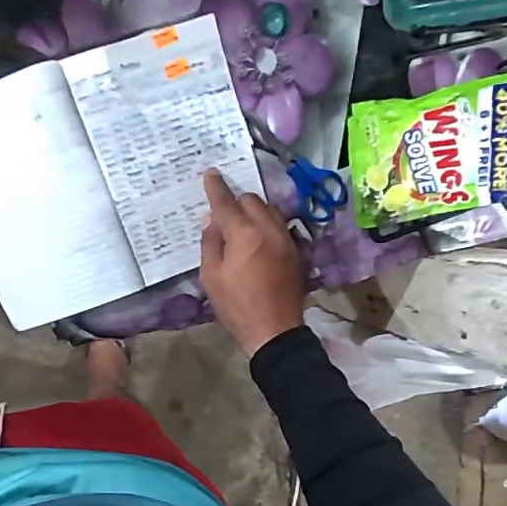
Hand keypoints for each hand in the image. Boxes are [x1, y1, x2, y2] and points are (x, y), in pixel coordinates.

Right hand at [199, 169, 305, 355]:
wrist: (275, 331)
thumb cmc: (237, 307)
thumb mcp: (211, 277)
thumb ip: (210, 243)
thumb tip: (212, 220)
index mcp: (244, 234)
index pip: (226, 202)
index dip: (216, 187)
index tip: (211, 174)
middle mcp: (269, 229)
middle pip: (252, 200)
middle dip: (236, 202)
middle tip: (224, 216)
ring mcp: (286, 240)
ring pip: (269, 210)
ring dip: (254, 212)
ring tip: (242, 227)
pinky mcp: (296, 252)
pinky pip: (280, 226)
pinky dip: (267, 225)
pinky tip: (259, 240)